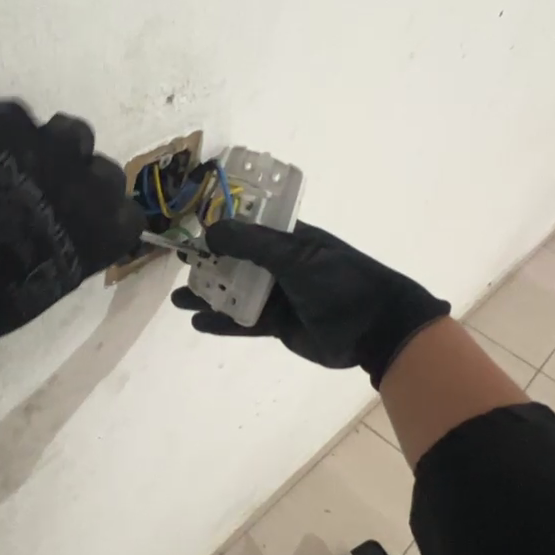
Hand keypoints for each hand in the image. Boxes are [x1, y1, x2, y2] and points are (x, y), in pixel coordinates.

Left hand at [0, 101, 143, 406]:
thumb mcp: (49, 284)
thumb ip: (71, 246)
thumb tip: (67, 227)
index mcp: (102, 228)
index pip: (125, 211)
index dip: (103, 216)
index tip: (81, 224)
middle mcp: (84, 180)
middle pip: (100, 166)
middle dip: (78, 177)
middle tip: (48, 192)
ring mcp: (42, 146)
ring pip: (66, 131)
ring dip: (49, 148)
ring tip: (19, 165)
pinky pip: (13, 117)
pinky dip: (3, 133)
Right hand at [172, 221, 448, 386]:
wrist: (375, 327)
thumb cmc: (339, 281)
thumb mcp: (295, 256)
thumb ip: (251, 244)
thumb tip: (209, 231)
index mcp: (288, 238)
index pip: (247, 227)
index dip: (218, 227)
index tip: (189, 229)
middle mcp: (280, 264)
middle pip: (234, 262)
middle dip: (206, 264)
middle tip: (179, 266)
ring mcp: (278, 295)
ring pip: (234, 293)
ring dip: (208, 296)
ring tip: (179, 300)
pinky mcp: (277, 324)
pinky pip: (243, 321)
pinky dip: (222, 322)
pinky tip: (198, 323)